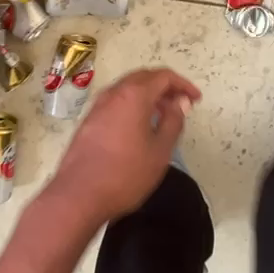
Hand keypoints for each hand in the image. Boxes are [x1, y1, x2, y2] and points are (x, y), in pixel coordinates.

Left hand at [43, 68, 198, 226]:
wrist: (78, 196)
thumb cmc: (125, 174)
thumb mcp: (160, 151)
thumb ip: (173, 122)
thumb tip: (180, 102)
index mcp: (134, 95)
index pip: (163, 76)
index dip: (183, 84)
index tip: (195, 99)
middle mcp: (114, 94)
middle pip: (143, 77)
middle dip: (165, 86)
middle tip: (180, 104)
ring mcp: (97, 106)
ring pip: (127, 88)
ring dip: (148, 95)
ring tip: (163, 115)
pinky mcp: (88, 120)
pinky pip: (116, 101)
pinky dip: (132, 104)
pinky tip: (139, 126)